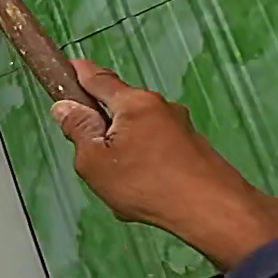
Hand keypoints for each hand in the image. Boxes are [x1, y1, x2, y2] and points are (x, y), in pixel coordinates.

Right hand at [52, 60, 277, 272]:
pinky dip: (138, 160)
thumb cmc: (147, 184)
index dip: (78, 73)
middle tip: (84, 150)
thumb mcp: (93, 160)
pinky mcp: (191, 145)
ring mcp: (179, 125)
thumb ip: (78, 130)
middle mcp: (159, 106)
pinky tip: (136, 186)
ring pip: (134, 128)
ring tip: (114, 178)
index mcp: (133, 104)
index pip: (98, 79)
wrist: (213, 210)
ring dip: (118, 145)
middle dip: (98, 122)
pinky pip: (152, 145)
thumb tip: (65, 108)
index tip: (67, 67)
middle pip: (117, 106)